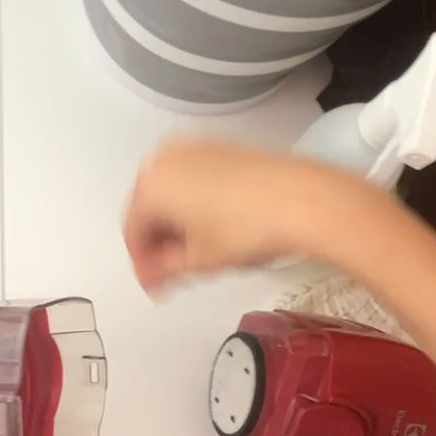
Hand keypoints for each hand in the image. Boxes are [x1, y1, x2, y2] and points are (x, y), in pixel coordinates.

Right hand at [122, 138, 411, 293]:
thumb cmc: (245, 229)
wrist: (303, 198)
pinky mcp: (221, 148)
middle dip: (159, 244)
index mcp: (151, 184)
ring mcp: (195, 148)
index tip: (155, 287)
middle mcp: (165, 158)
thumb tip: (151, 276)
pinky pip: (193, 182)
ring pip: (172, 195)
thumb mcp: (198, 260)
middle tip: (174, 275)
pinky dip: (194, 207)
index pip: (133, 231)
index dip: (142, 264)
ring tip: (197, 256)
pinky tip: (214, 230)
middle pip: (150, 210)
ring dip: (177, 227)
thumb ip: (164, 269)